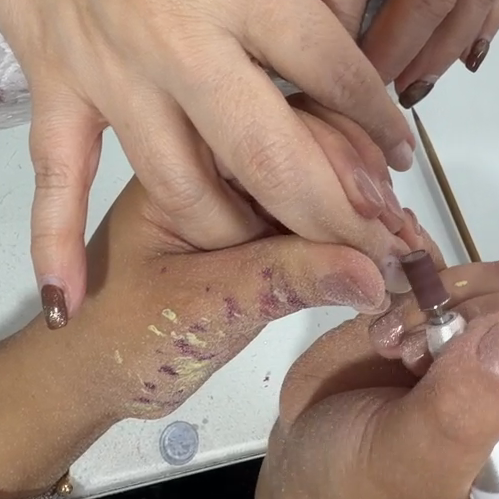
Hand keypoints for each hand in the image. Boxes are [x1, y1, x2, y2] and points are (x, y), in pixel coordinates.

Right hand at [0, 0, 416, 325]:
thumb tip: (319, 34)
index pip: (334, 71)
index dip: (379, 122)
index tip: (398, 157)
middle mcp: (185, 40)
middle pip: (274, 154)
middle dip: (335, 213)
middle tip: (373, 244)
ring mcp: (113, 72)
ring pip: (183, 185)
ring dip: (238, 234)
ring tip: (277, 252)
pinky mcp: (54, 85)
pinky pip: (55, 175)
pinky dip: (55, 242)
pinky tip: (69, 303)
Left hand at [0, 158, 390, 498]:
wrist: (94, 366)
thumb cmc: (123, 335)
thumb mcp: (198, 310)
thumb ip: (279, 281)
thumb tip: (373, 271)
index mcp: (182, 156)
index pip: (270, 134)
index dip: (335, 175)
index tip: (382, 227)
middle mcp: (214, 152)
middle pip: (304, 131)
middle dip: (359, 179)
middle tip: (401, 232)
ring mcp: (238, 179)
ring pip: (317, 158)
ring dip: (364, 195)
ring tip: (405, 237)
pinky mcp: (257, 211)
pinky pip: (313, 198)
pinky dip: (353, 218)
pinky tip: (388, 241)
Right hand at [251, 256, 498, 498]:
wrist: (306, 455)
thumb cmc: (358, 484)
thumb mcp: (406, 463)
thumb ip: (462, 413)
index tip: (481, 350)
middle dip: (491, 322)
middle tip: (415, 352)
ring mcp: (498, 349)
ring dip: (454, 299)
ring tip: (393, 340)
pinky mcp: (458, 312)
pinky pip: (477, 272)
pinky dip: (434, 281)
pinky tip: (389, 322)